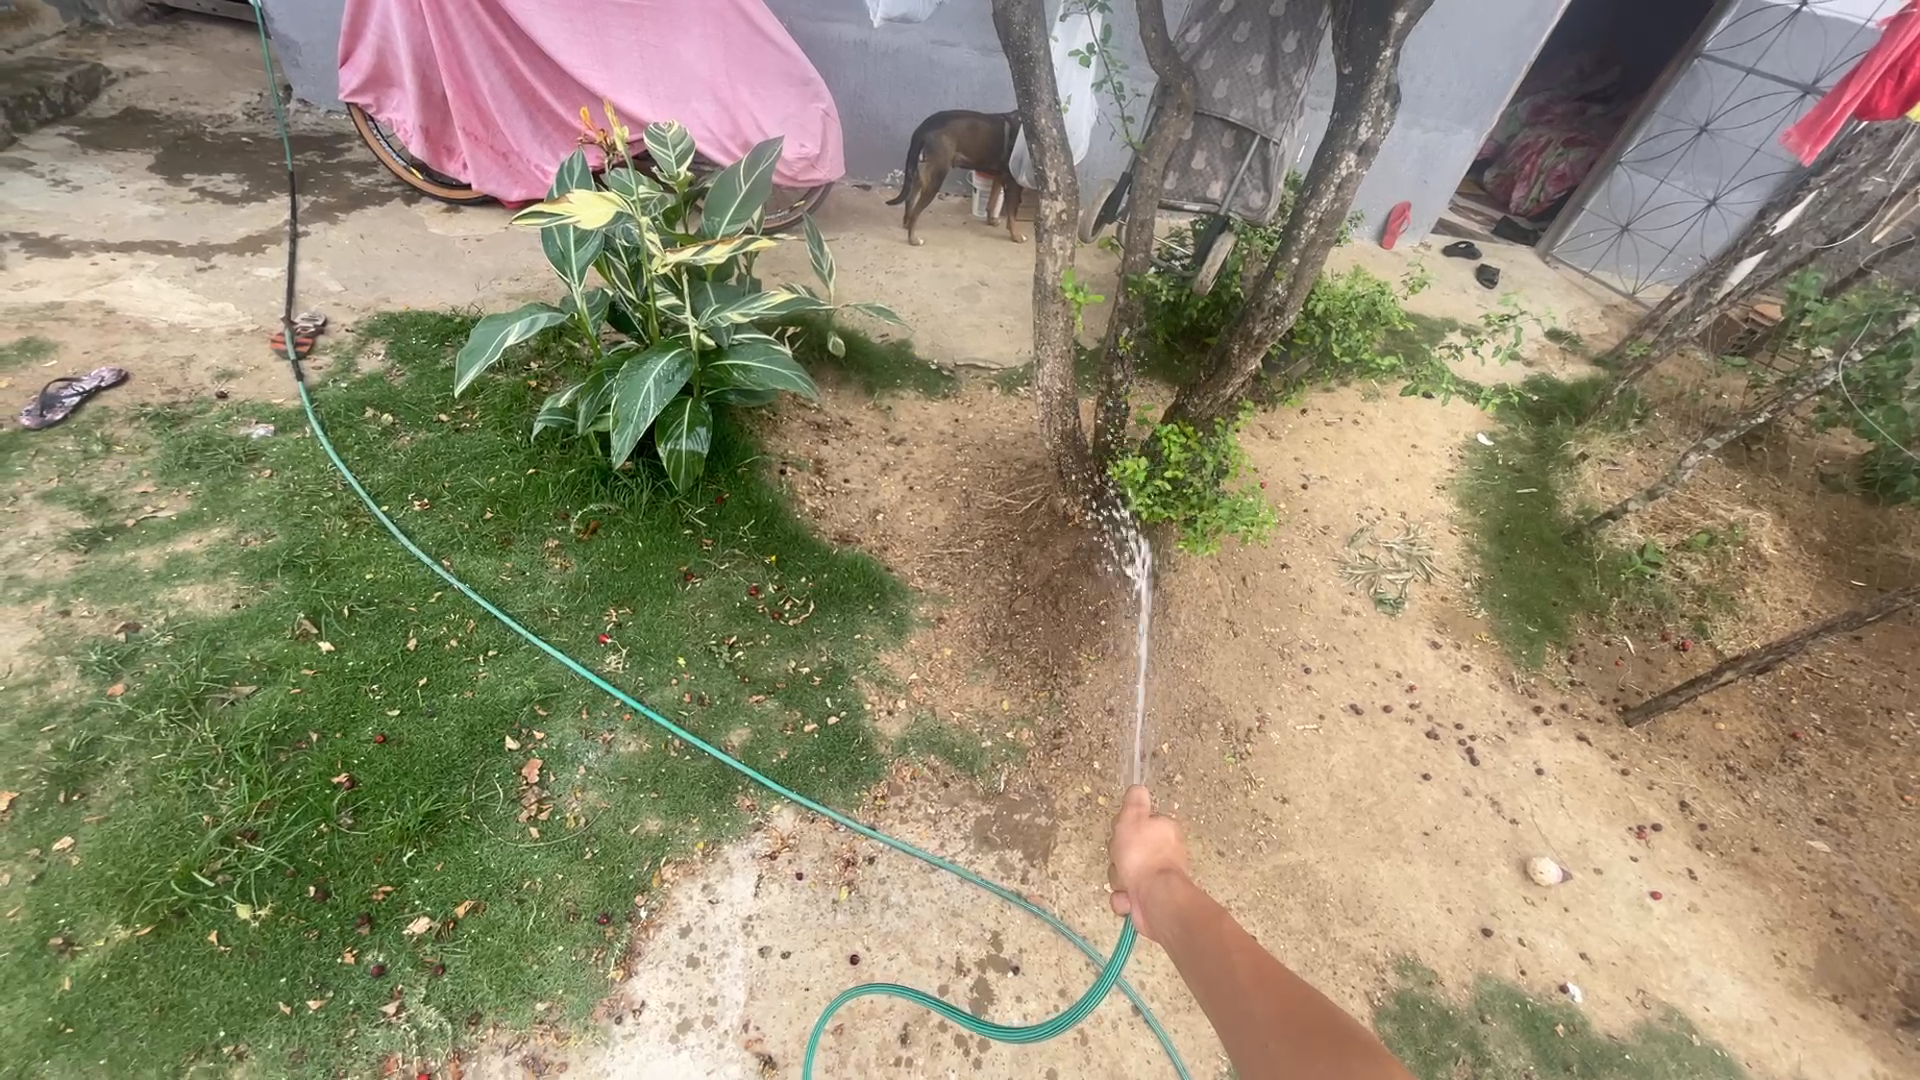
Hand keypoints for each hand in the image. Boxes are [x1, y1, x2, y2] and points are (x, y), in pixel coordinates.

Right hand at [1107, 785, 1189, 941]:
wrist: (1155, 899)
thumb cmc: (1144, 856)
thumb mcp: (1134, 817)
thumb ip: (1134, 801)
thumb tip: (1138, 788)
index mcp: (1163, 830)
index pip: (1136, 824)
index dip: (1123, 829)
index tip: (1121, 834)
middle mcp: (1162, 854)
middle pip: (1126, 850)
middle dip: (1118, 858)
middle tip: (1122, 859)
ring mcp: (1155, 879)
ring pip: (1122, 874)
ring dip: (1119, 879)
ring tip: (1127, 882)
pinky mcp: (1148, 900)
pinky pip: (1126, 896)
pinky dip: (1124, 898)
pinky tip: (1129, 898)